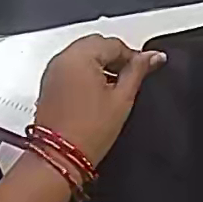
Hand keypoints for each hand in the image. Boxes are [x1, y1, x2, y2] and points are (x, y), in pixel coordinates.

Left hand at [32, 34, 166, 165]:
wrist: (60, 157)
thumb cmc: (87, 132)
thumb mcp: (122, 99)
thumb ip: (138, 72)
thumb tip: (153, 57)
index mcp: (80, 56)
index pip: (113, 44)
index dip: (133, 57)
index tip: (143, 69)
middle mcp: (63, 58)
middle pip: (96, 45)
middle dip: (115, 57)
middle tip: (130, 77)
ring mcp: (54, 70)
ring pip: (83, 54)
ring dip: (100, 64)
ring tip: (114, 87)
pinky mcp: (49, 82)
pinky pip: (71, 66)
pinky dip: (85, 72)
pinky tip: (97, 92)